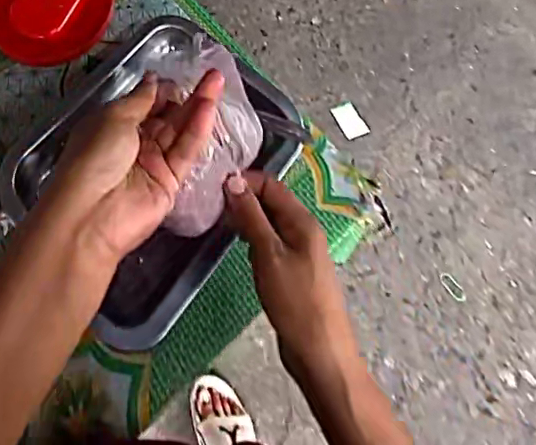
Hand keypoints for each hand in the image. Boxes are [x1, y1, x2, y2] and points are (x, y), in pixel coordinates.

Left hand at [40, 71, 223, 263]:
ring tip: (218, 81)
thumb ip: (141, 99)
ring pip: (180, 130)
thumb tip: (153, 80)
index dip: (162, 89)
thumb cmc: (94, 157)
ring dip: (199, 105)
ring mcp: (154, 162)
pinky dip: (198, 128)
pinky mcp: (171, 182)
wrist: (91, 216)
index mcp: (114, 125)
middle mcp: (135, 143)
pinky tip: (209, 107)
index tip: (181, 74)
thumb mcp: (114, 118)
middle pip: (166, 115)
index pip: (145, 103)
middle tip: (211, 73)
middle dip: (187, 94)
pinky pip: (186, 150)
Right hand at [223, 170, 358, 375]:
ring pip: (270, 223)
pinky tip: (240, 249)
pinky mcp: (294, 270)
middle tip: (214, 206)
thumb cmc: (295, 301)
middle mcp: (303, 230)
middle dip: (244, 199)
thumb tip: (235, 181)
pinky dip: (254, 240)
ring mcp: (300, 251)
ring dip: (248, 220)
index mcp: (302, 220)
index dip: (245, 181)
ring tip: (221, 224)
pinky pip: (272, 243)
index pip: (272, 185)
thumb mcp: (269, 255)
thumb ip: (252, 217)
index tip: (217, 187)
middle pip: (272, 202)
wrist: (321, 354)